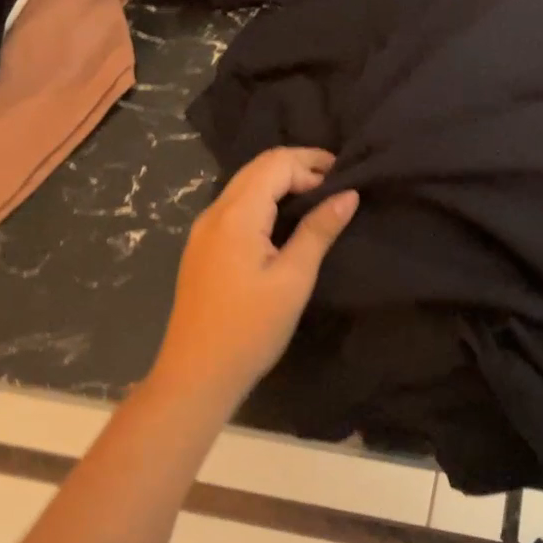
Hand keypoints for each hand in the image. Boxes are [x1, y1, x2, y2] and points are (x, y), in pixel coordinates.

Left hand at [152, 148, 358, 400]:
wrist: (195, 377)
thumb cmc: (250, 329)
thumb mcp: (293, 279)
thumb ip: (319, 231)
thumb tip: (347, 195)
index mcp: (236, 215)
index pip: (276, 164)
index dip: (312, 164)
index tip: (344, 180)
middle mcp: (214, 213)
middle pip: (258, 167)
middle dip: (298, 165)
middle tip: (336, 180)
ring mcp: (203, 230)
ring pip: (245, 184)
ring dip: (281, 181)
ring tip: (318, 196)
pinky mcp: (202, 248)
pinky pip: (236, 205)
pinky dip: (265, 199)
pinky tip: (285, 218)